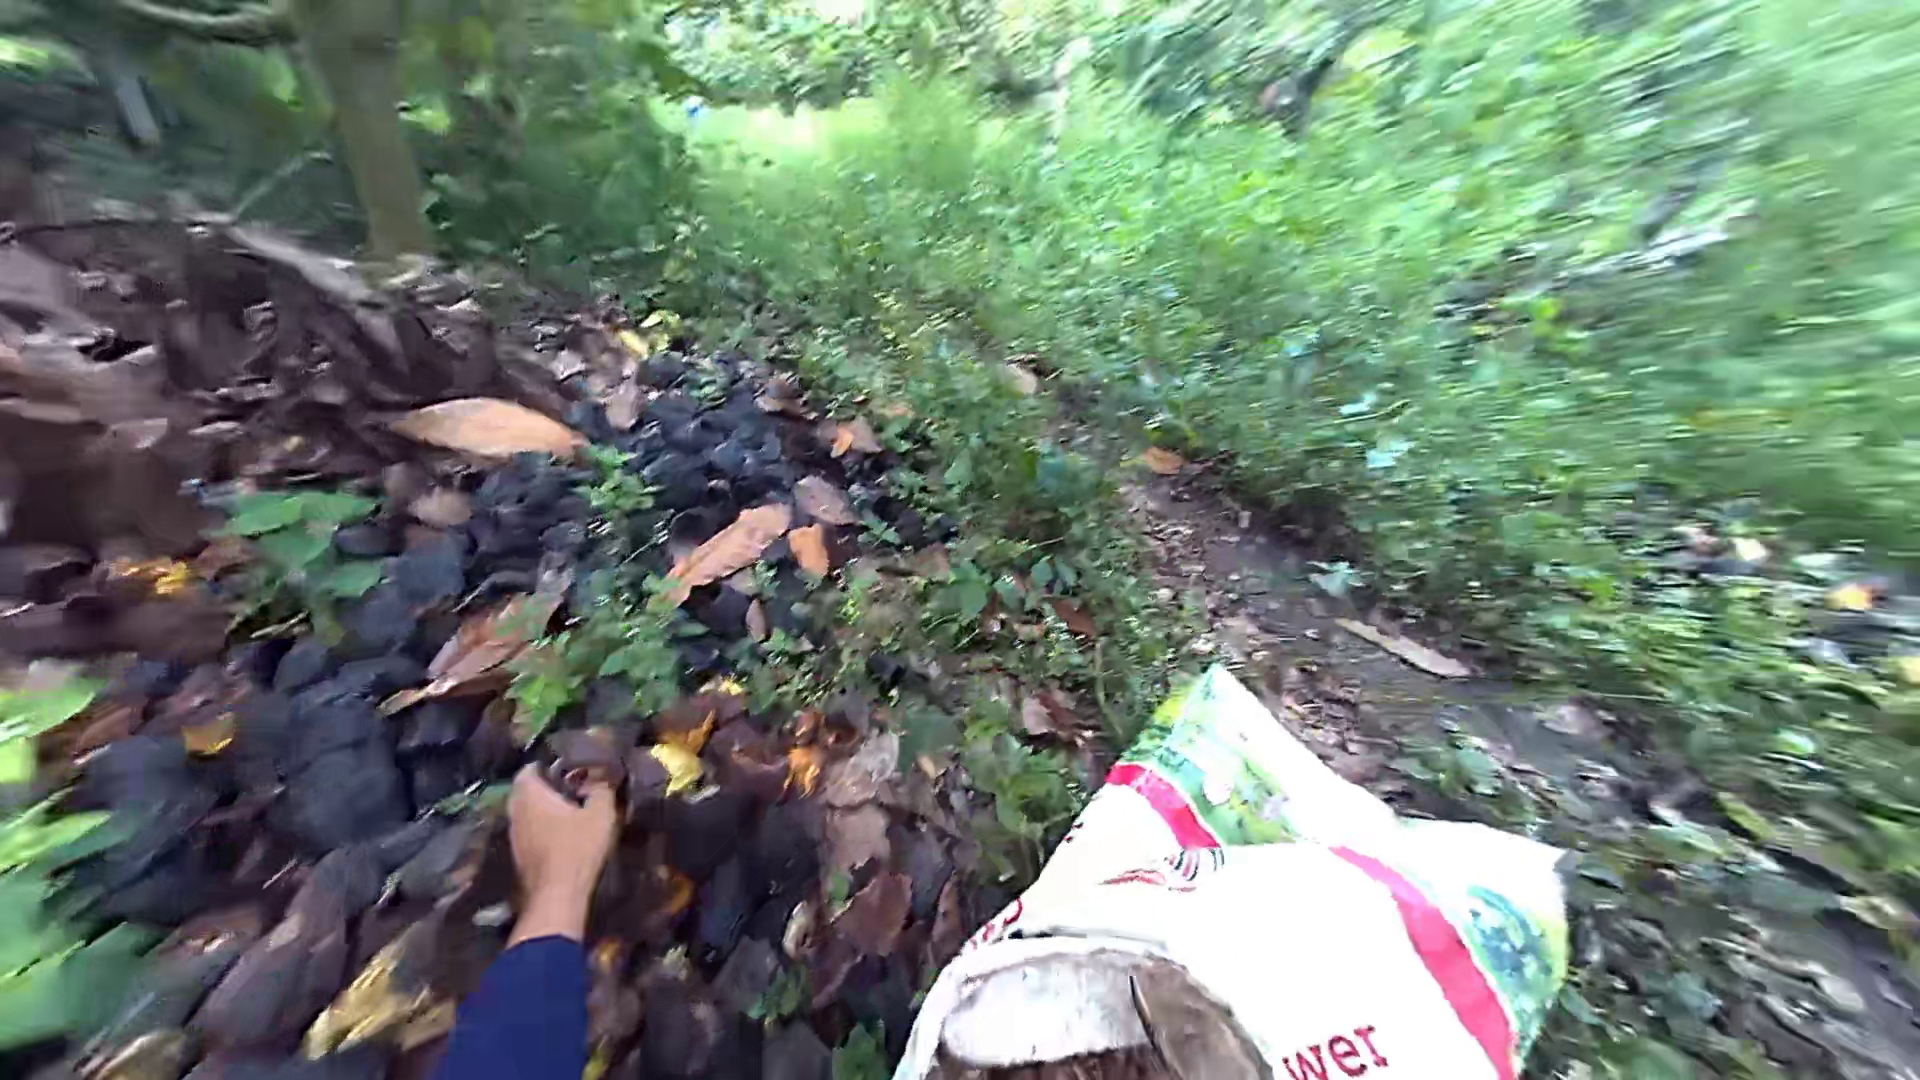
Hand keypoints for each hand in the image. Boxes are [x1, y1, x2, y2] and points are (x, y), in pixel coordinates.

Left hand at [505, 764, 616, 944]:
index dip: (543, 765)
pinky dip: (541, 823)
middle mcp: (517, 815)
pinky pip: (528, 829)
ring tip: (568, 804)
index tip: (564, 764)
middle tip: (569, 781)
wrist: (557, 897)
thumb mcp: (601, 812)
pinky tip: (561, 828)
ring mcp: (515, 838)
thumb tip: (602, 776)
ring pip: (524, 812)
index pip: (526, 772)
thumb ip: (602, 789)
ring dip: (541, 806)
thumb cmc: (578, 847)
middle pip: (523, 792)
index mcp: (532, 799)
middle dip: (542, 785)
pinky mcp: (520, 856)